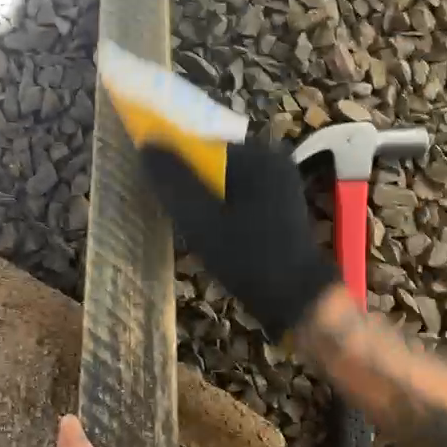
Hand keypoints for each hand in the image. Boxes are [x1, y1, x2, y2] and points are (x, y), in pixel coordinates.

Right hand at [140, 141, 338, 337]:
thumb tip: (147, 144)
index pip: (203, 145)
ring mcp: (280, 183)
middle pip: (214, 163)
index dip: (176, 161)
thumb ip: (173, 181)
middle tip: (171, 209)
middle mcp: (272, 161)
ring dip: (203, 197)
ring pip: (225, 181)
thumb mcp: (201, 221)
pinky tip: (211, 233)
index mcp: (258, 156)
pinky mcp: (281, 204)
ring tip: (189, 225)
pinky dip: (221, 207)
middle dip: (189, 181)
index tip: (156, 184)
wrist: (299, 301)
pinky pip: (239, 195)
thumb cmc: (249, 259)